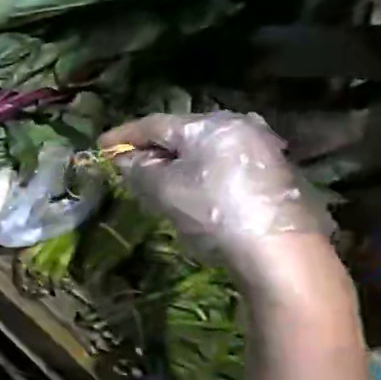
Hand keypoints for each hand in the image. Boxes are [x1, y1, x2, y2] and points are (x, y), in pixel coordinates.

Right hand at [99, 112, 339, 305]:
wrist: (280, 255)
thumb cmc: (213, 212)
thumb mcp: (162, 190)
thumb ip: (137, 168)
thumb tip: (123, 159)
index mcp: (209, 125)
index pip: (154, 124)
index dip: (123, 136)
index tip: (100, 146)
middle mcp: (239, 127)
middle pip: (181, 134)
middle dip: (151, 148)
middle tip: (125, 163)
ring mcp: (261, 150)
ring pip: (203, 149)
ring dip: (175, 161)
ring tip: (153, 178)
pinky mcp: (273, 174)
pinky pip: (222, 163)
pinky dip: (198, 172)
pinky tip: (188, 189)